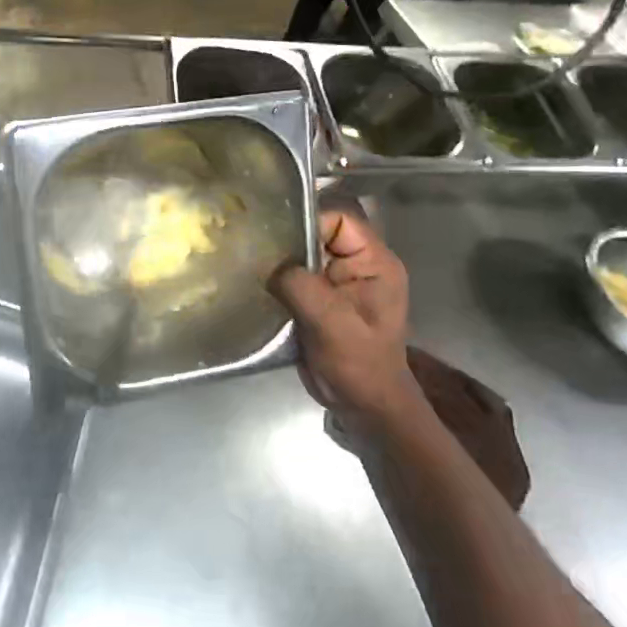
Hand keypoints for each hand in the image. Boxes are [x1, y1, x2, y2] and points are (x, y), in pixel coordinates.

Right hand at [269, 210, 422, 425]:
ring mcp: (339, 282)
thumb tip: (267, 263)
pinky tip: (258, 285)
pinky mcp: (321, 299)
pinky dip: (279, 281)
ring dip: (281, 263)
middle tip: (255, 248)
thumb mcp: (331, 323)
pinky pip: (297, 277)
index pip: (340, 220)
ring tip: (251, 265)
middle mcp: (359, 265)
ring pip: (304, 256)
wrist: (363, 406)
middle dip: (289, 242)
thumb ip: (300, 285)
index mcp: (375, 262)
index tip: (276, 239)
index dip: (308, 223)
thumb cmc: (359, 364)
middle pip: (319, 234)